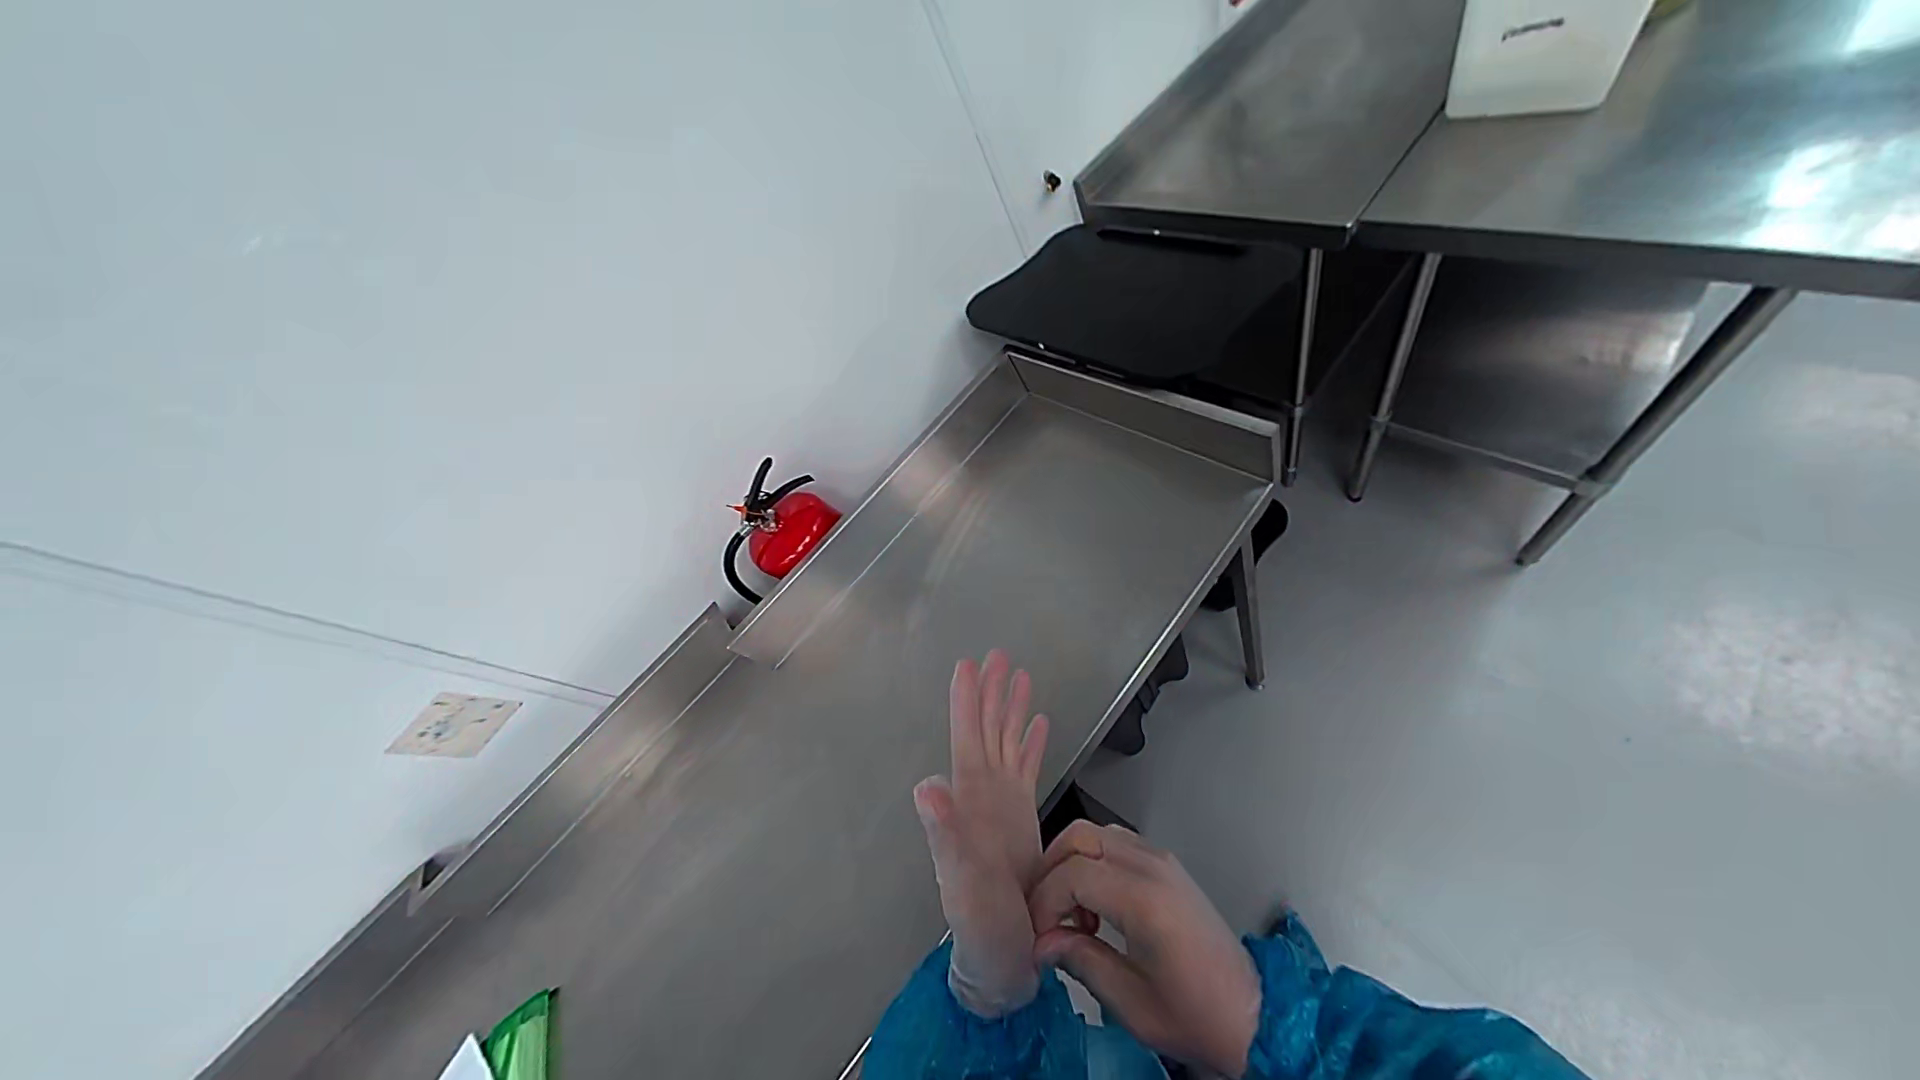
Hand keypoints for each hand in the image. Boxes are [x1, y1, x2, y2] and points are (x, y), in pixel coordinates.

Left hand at [913, 650, 1050, 1016]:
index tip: (968, 664)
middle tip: (999, 655)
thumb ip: (945, 835)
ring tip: (1019, 675)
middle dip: (992, 691)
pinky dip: (1031, 743)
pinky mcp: (1024, 818)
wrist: (1005, 960)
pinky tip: (1037, 722)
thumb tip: (925, 784)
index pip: (967, 737)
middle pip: (988, 729)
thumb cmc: (981, 923)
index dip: (967, 700)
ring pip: (1007, 741)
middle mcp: (984, 793)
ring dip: (1011, 707)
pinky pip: (1027, 768)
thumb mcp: (961, 881)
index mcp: (969, 799)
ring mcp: (1003, 803)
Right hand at [1028, 821, 1260, 1076]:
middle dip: (1050, 872)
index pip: (1072, 874)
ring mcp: (1160, 858)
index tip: (1038, 936)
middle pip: (1078, 837)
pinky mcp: (1165, 863)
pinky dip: (1091, 861)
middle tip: (1043, 915)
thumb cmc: (1197, 1016)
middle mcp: (1152, 866)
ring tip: (1067, 911)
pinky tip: (1094, 903)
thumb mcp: (1132, 1003)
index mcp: (1145, 899)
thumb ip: (1081, 961)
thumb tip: (1042, 943)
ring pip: (1094, 832)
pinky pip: (1113, 841)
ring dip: (1069, 863)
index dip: (1044, 902)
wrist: (1252, 1014)